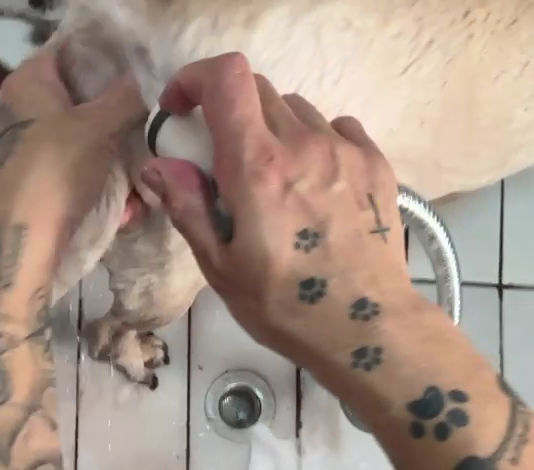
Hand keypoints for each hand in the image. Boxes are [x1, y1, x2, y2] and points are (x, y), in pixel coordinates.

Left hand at [0, 47, 143, 235]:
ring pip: (84, 150)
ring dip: (117, 167)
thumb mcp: (100, 126)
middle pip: (81, 106)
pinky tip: (127, 213)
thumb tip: (143, 81)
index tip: (142, 77)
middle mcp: (21, 115)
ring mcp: (26, 157)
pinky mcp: (34, 194)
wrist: (21, 248)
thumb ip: (127, 97)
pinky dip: (101, 195)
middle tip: (150, 132)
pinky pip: (75, 184)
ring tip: (144, 184)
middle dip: (119, 123)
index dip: (107, 62)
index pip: (70, 54)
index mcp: (27, 83)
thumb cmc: (56, 173)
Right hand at [139, 54, 422, 367]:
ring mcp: (344, 149)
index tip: (180, 109)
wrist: (364, 327)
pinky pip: (334, 128)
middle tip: (220, 163)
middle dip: (228, 114)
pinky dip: (311, 142)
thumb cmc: (283, 306)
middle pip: (258, 90)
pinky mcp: (374, 162)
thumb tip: (158, 166)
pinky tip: (308, 185)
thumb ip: (188, 207)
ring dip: (270, 131)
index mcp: (258, 168)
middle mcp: (303, 144)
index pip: (227, 79)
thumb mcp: (220, 267)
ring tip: (268, 182)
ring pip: (296, 110)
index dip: (195, 79)